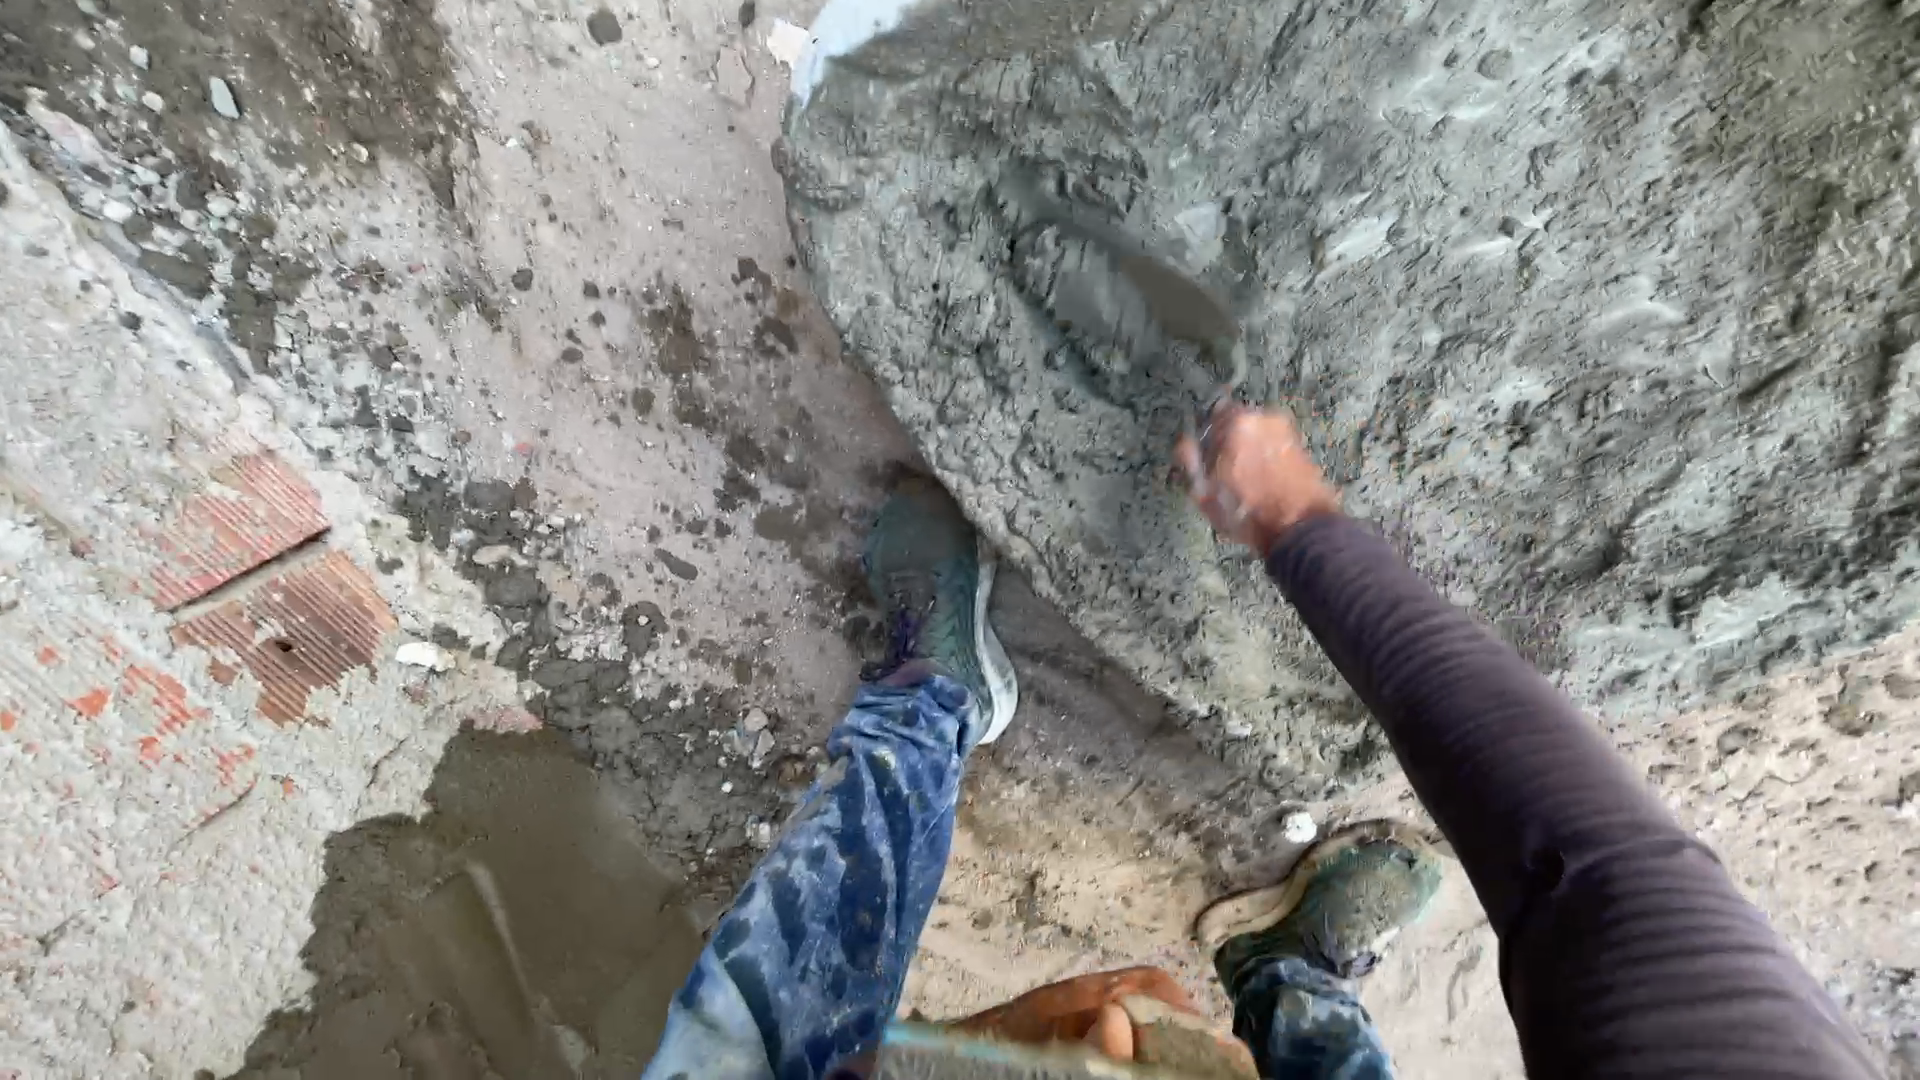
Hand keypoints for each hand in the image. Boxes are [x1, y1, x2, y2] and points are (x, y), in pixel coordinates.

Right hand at [1174, 402, 1339, 555]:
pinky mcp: (1302, 449)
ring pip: (1256, 436)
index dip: (1205, 438)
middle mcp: (1265, 418)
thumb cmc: (1246, 510)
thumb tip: (1184, 443)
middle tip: (1222, 471)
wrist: (1300, 527)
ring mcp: (1287, 432)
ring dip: (1248, 451)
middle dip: (1228, 442)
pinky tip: (1263, 483)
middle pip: (1237, 425)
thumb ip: (1189, 461)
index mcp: (1238, 422)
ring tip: (1244, 481)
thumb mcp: (1204, 493)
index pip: (1212, 417)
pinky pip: (1273, 447)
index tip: (1202, 457)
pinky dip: (1266, 459)